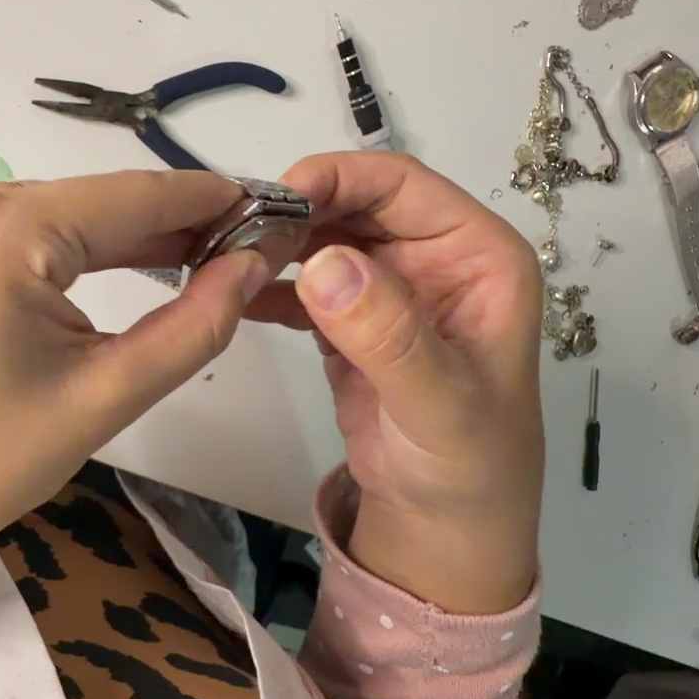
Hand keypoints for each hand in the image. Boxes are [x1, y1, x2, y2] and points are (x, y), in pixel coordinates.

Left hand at [0, 171, 275, 601]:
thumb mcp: (108, 395)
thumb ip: (195, 324)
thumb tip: (255, 263)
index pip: (125, 200)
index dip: (201, 200)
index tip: (262, 207)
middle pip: (83, 201)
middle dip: (159, 224)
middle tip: (232, 241)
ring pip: (45, 210)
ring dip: (108, 233)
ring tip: (181, 254)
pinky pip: (3, 223)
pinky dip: (53, 242)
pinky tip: (97, 263)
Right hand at [250, 153, 543, 613]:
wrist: (443, 520)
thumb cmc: (465, 462)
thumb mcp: (436, 401)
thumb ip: (386, 335)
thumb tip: (322, 263)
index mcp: (475, 256)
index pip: (404, 189)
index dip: (340, 179)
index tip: (274, 194)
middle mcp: (432, 261)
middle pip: (356, 208)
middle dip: (297, 212)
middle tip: (233, 230)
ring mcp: (388, 292)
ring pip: (325, 243)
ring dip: (277, 246)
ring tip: (223, 259)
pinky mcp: (351, 324)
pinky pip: (306, 288)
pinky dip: (270, 288)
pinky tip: (232, 295)